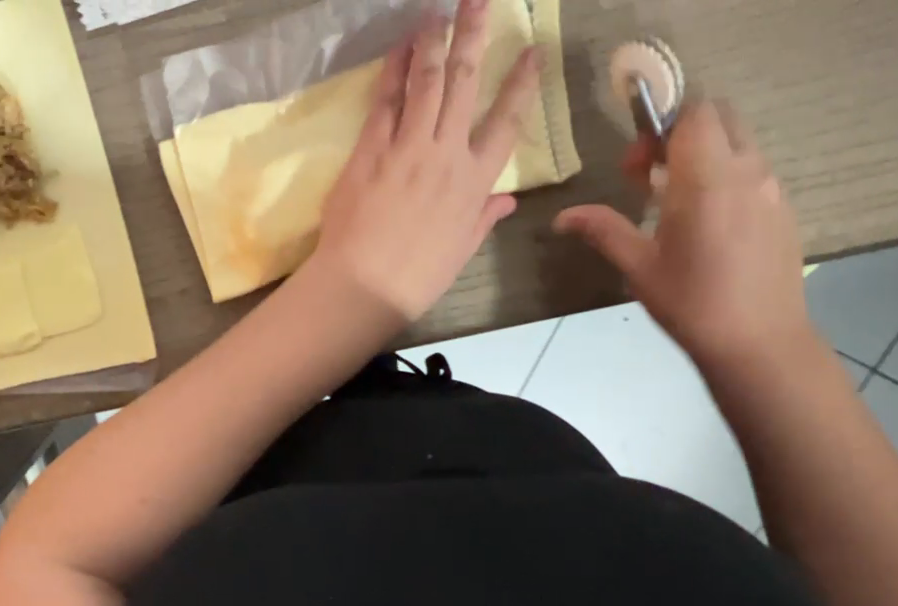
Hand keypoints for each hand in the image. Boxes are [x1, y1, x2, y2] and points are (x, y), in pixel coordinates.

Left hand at [304, 0, 540, 320]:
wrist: (366, 286)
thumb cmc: (416, 278)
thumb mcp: (461, 251)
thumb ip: (483, 219)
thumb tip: (507, 201)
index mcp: (475, 183)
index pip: (506, 123)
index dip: (520, 84)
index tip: (531, 52)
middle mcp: (447, 154)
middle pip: (465, 84)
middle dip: (475, 35)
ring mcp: (408, 148)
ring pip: (426, 82)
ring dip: (434, 40)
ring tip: (439, 10)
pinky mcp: (372, 150)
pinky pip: (387, 100)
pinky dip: (395, 70)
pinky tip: (401, 46)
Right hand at [553, 102, 818, 370]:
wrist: (758, 340)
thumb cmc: (691, 304)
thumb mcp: (639, 268)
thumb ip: (604, 230)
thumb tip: (562, 217)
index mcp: (706, 179)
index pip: (694, 111)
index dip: (662, 122)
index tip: (638, 161)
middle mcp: (746, 170)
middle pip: (720, 116)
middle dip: (683, 131)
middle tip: (652, 176)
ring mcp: (771, 186)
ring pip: (738, 142)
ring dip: (704, 155)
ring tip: (675, 203)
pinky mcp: (782, 207)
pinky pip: (752, 171)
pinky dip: (725, 178)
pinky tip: (706, 225)